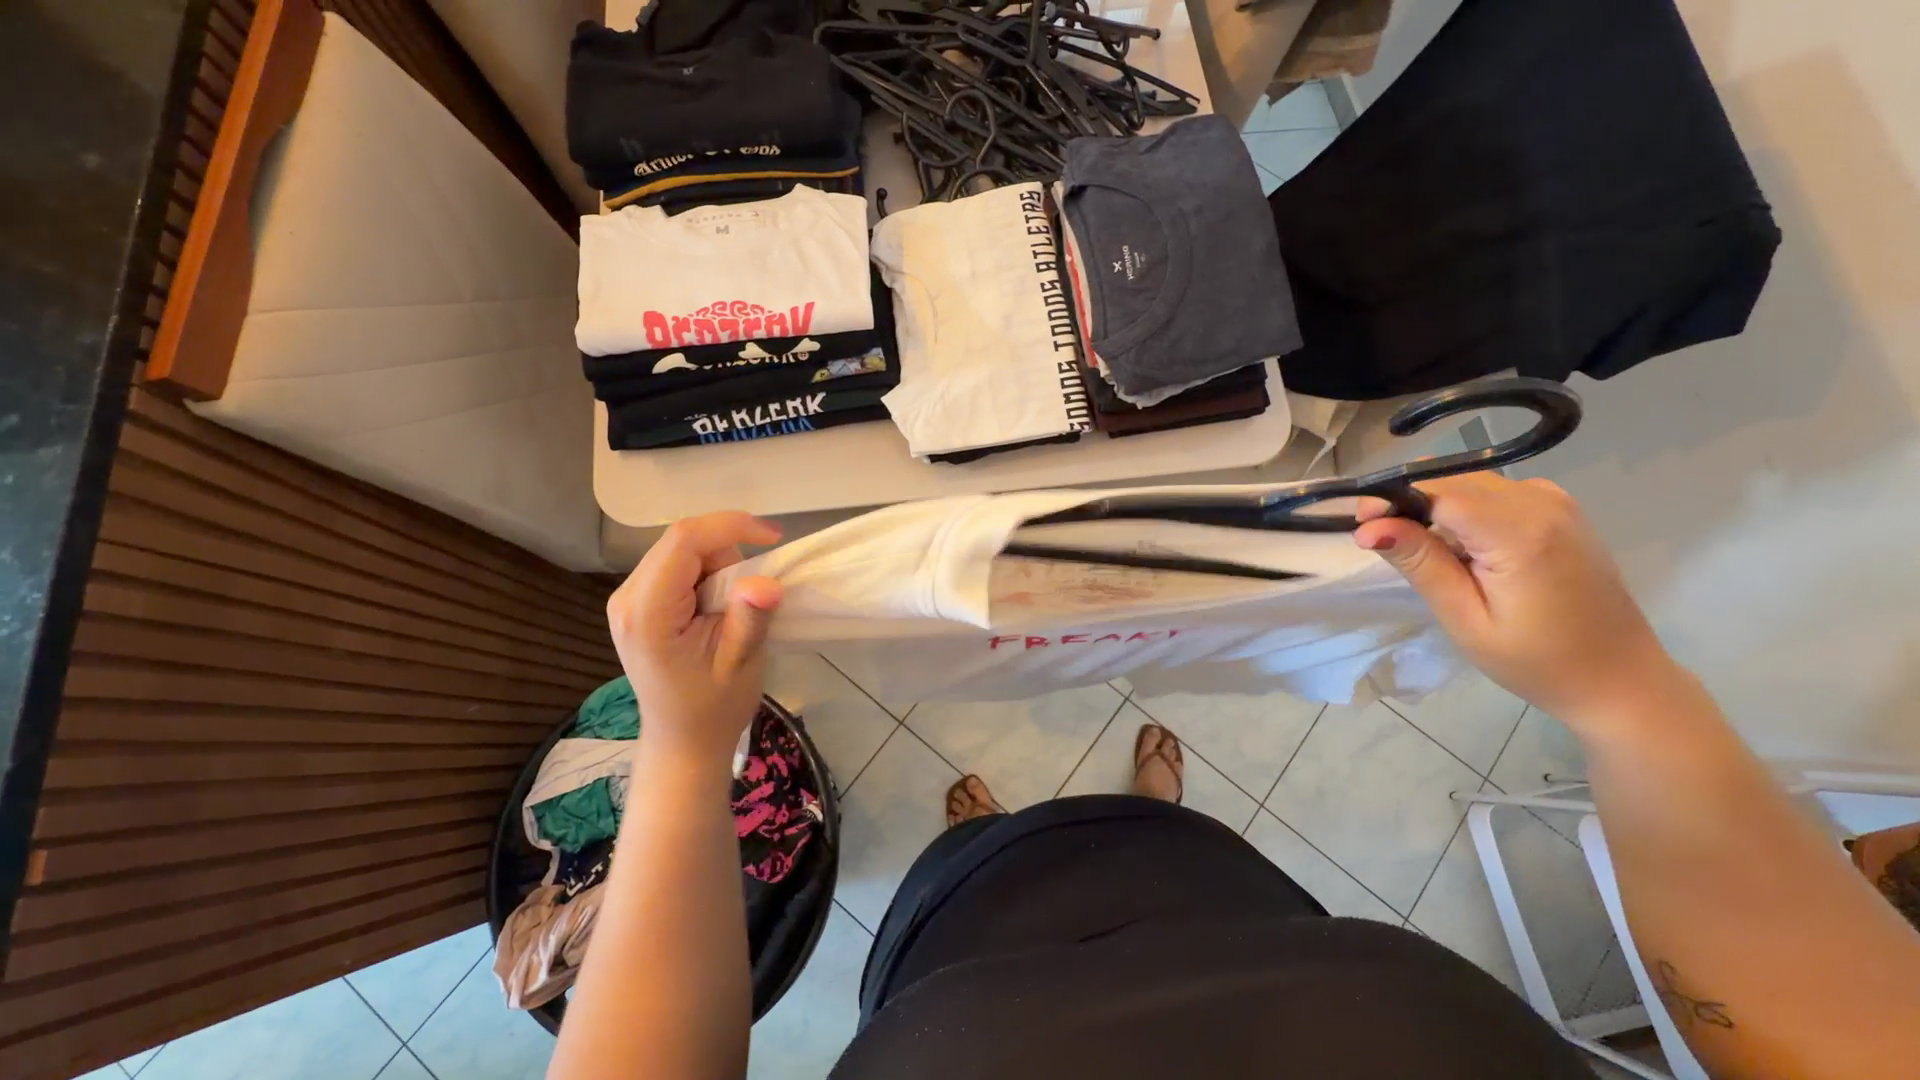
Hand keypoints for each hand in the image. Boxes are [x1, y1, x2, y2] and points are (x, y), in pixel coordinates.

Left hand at [607, 512, 783, 764]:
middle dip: (727, 553)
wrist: (684, 740)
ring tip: (729, 612)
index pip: (684, 540)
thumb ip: (749, 619)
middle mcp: (628, 597)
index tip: (775, 538)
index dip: (730, 526)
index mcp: (648, 612)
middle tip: (750, 596)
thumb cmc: (714, 707)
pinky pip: (677, 565)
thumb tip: (766, 582)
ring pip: (682, 549)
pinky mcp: (638, 601)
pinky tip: (714, 610)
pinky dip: (706, 575)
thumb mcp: (740, 665)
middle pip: (683, 541)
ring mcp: (628, 598)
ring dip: (718, 566)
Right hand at [1354, 474, 1678, 720]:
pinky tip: (1464, 546)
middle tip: (1381, 541)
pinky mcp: (1563, 510)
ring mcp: (1558, 502)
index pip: (1439, 492)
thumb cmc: (1536, 662)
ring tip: (1423, 551)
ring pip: (1474, 484)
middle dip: (1412, 502)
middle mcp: (1542, 504)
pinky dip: (1469, 509)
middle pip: (1455, 482)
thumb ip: (1421, 564)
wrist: (1619, 678)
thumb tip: (1370, 527)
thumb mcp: (1466, 620)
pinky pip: (1498, 493)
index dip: (1394, 501)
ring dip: (1439, 506)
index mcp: (1520, 534)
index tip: (1361, 526)